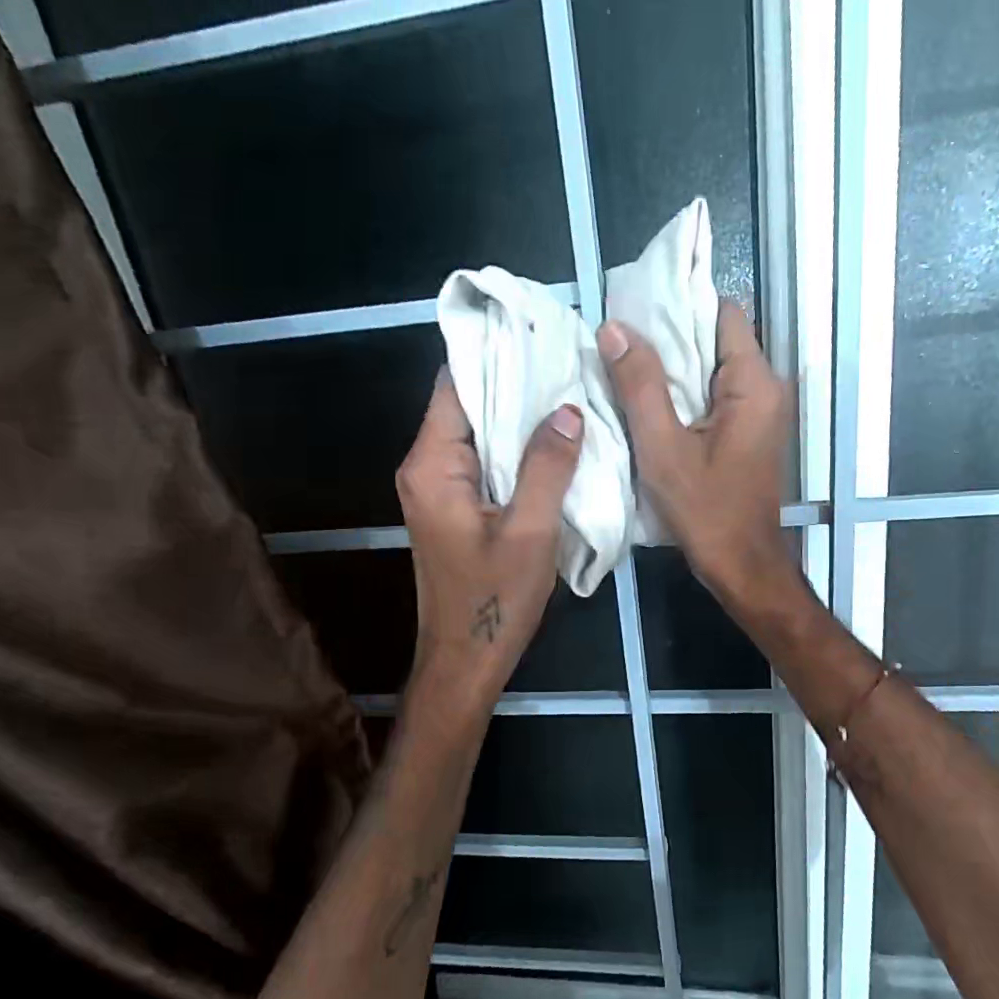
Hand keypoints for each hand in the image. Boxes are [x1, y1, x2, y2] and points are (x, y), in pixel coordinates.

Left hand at [396, 371, 582, 703]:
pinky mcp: (456, 508)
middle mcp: (426, 469)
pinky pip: (487, 463)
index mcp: (432, 466)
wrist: (466, 661)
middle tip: (570, 365)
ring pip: (481, 435)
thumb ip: (547, 468)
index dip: (495, 356)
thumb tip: (567, 410)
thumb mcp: (530, 533)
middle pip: (468, 406)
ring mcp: (440, 490)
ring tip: (571, 397)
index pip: (455, 386)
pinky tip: (557, 444)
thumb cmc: (494, 600)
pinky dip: (518, 450)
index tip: (541, 337)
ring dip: (520, 419)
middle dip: (516, 384)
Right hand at [596, 301, 796, 609]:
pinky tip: (649, 397)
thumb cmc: (706, 510)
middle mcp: (766, 387)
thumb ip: (640, 386)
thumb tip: (615, 328)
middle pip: (717, 337)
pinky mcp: (749, 429)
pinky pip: (714, 393)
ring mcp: (760, 410)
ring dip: (675, 365)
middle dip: (671, 334)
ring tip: (627, 361)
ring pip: (713, 366)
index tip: (637, 306)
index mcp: (753, 383)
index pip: (722, 313)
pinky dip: (685, 391)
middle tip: (620, 336)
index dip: (681, 303)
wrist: (742, 564)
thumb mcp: (664, 448)